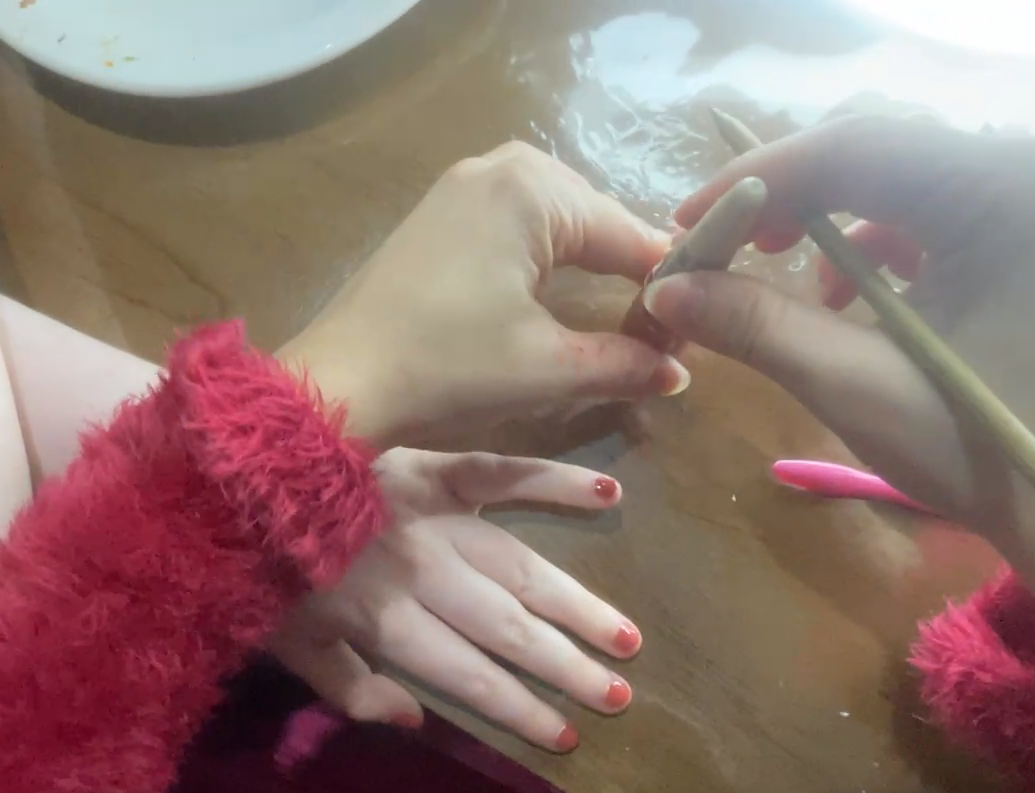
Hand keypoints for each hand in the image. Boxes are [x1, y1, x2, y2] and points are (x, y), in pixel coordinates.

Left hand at [268, 449, 640, 751]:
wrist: (230, 480)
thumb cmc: (258, 572)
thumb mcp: (289, 649)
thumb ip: (352, 691)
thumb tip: (420, 722)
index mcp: (387, 623)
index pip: (471, 677)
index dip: (520, 710)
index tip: (568, 735)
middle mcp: (424, 574)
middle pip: (508, 629)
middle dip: (566, 667)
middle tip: (623, 695)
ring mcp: (434, 516)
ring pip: (520, 566)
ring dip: (576, 604)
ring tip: (628, 637)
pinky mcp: (433, 466)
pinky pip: (501, 470)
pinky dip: (552, 480)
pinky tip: (609, 492)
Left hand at [282, 142, 685, 447]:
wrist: (340, 383)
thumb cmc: (446, 370)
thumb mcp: (545, 369)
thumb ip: (623, 364)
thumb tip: (679, 371)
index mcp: (533, 189)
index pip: (627, 231)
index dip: (665, 282)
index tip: (694, 326)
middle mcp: (497, 167)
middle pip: (590, 218)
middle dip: (622, 270)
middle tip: (651, 327)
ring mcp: (458, 188)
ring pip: (549, 222)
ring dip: (582, 264)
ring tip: (611, 313)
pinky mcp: (434, 217)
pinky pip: (509, 228)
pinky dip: (538, 260)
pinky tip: (546, 294)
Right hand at [649, 117, 1034, 650]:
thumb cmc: (981, 452)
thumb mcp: (853, 386)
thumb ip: (756, 326)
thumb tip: (664, 289)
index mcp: (1011, 190)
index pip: (856, 147)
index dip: (755, 178)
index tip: (684, 222)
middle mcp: (1033, 168)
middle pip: (875, 150)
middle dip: (783, 195)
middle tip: (719, 246)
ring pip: (894, 175)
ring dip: (819, 217)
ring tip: (776, 267)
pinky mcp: (1026, 232)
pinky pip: (921, 208)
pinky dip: (861, 242)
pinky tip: (842, 294)